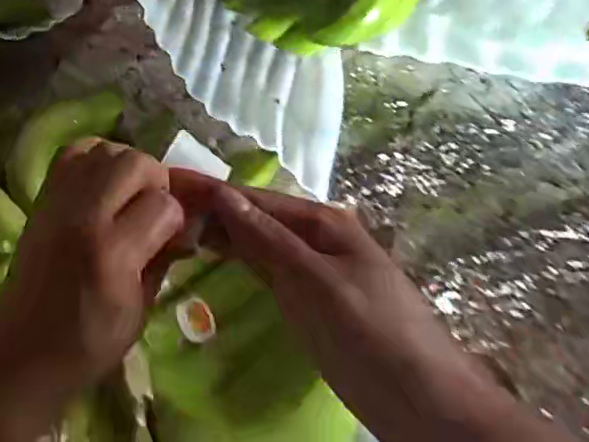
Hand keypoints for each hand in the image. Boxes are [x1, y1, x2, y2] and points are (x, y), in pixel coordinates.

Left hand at [0, 142, 186, 441]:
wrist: (22, 345)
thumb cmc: (87, 342)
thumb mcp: (139, 310)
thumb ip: (164, 257)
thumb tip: (188, 223)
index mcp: (111, 254)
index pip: (162, 205)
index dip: (176, 218)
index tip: (173, 235)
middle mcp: (84, 215)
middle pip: (136, 162)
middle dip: (156, 181)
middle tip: (153, 207)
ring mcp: (60, 198)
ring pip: (108, 148)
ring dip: (127, 166)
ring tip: (128, 194)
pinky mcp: (43, 192)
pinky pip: (77, 150)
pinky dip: (97, 158)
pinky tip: (103, 183)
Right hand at [169, 171, 567, 441]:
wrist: (427, 405)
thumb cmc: (373, 334)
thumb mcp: (316, 283)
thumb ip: (269, 239)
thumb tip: (223, 194)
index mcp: (322, 221)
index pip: (255, 197)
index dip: (213, 190)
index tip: (169, 183)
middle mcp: (315, 236)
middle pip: (255, 216)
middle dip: (213, 209)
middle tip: (161, 209)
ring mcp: (313, 269)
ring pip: (258, 242)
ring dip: (222, 233)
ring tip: (176, 228)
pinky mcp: (311, 300)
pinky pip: (267, 269)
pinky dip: (240, 259)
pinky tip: (215, 258)